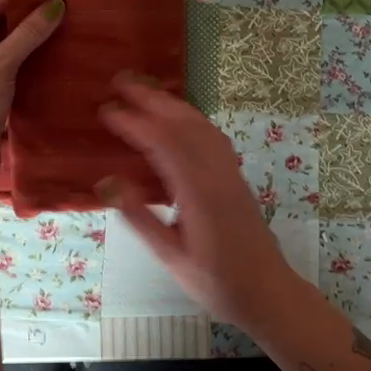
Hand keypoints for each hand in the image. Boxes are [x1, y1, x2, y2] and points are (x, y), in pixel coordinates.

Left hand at [0, 0, 63, 192]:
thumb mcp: (2, 67)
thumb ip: (28, 35)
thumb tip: (56, 4)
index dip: (4, 3)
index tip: (35, 5)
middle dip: (12, 26)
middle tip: (44, 23)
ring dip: (13, 49)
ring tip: (44, 44)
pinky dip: (10, 70)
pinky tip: (32, 73)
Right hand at [96, 77, 304, 329]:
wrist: (266, 289)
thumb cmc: (215, 281)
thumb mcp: (171, 256)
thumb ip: (141, 217)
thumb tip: (105, 182)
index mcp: (198, 191)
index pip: (162, 143)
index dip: (133, 122)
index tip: (105, 109)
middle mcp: (216, 171)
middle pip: (183, 122)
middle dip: (151, 98)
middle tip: (119, 80)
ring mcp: (229, 170)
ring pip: (200, 124)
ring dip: (171, 103)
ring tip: (143, 90)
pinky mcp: (235, 174)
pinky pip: (211, 134)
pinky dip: (190, 116)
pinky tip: (176, 117)